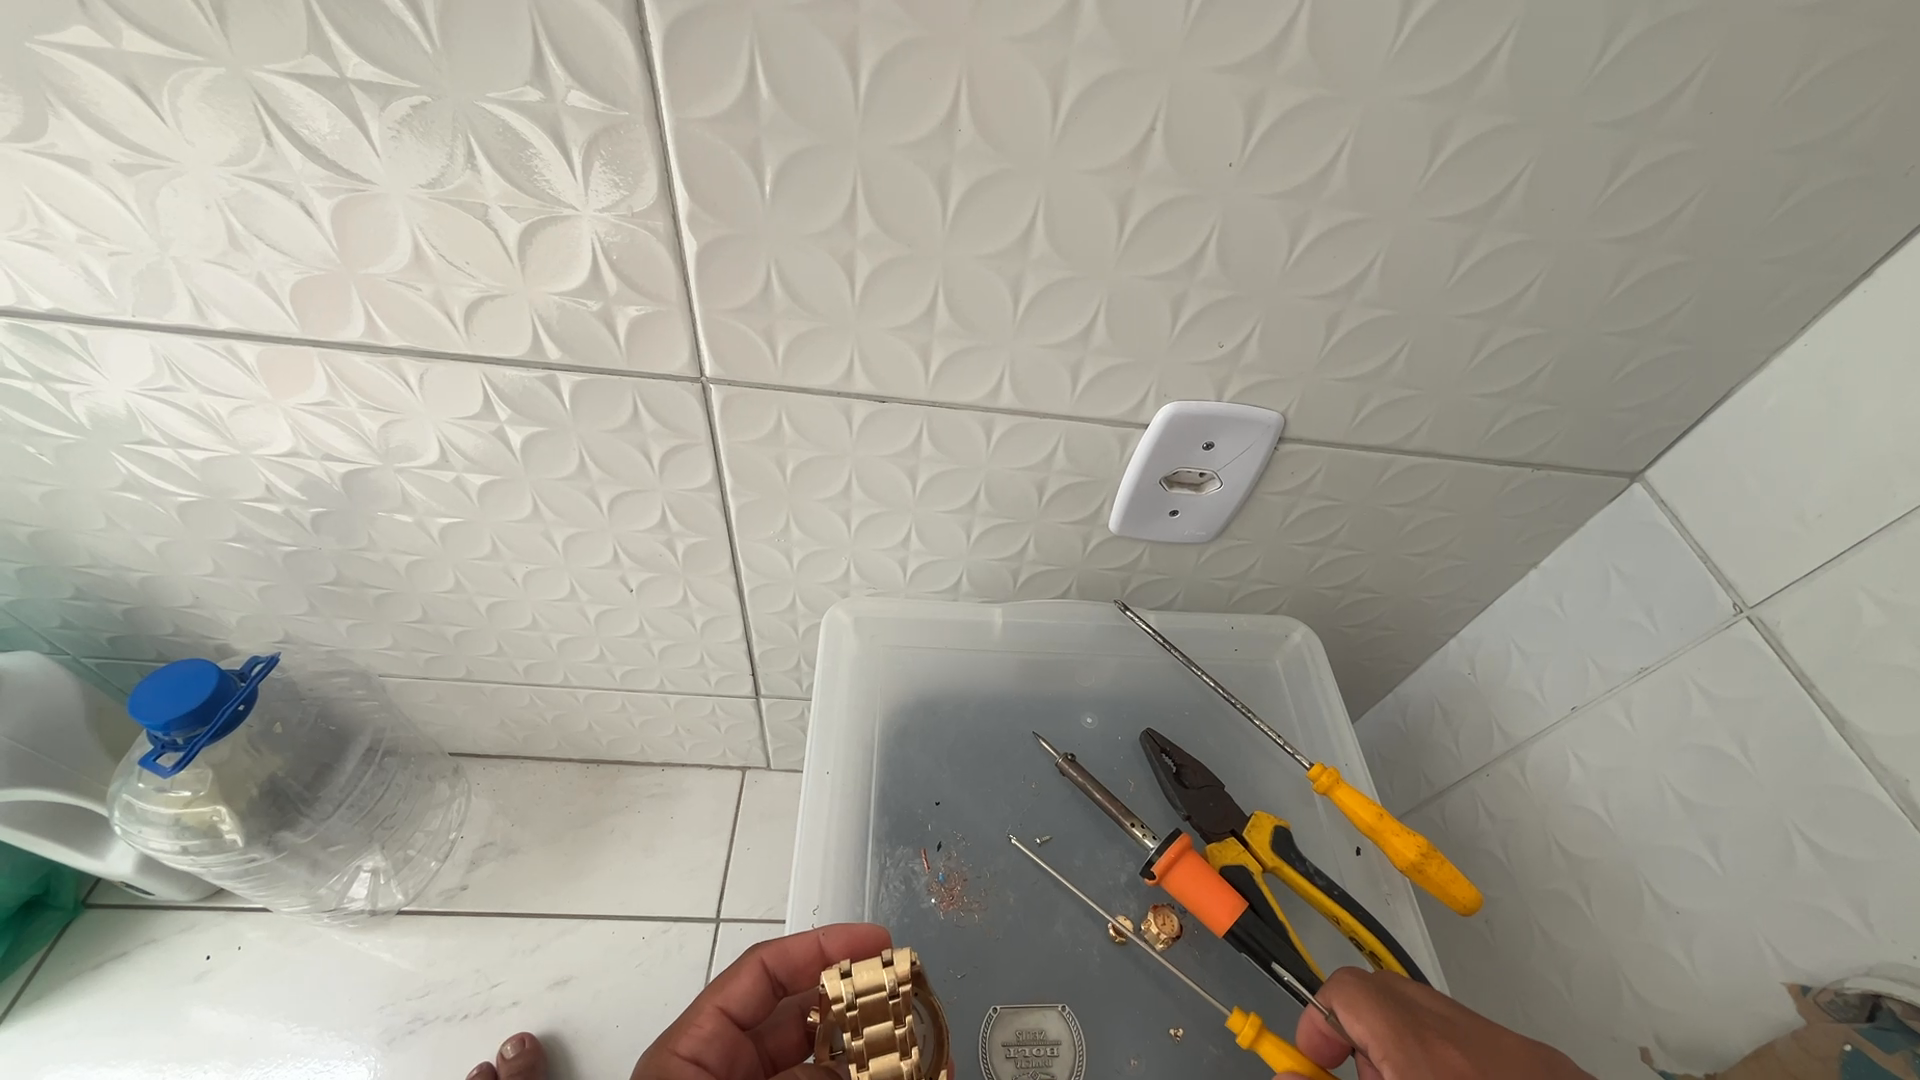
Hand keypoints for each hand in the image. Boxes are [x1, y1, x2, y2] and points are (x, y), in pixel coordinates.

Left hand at [631, 923, 892, 1079]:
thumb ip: (796, 1075)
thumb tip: (863, 1066)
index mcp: (693, 1047)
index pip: (764, 969)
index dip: (823, 946)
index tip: (878, 939)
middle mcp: (721, 1066)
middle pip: (799, 1015)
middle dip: (855, 1000)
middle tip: (907, 992)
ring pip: (817, 1060)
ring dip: (866, 1047)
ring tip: (917, 1038)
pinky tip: (904, 1076)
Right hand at [1279, 968, 1594, 1079]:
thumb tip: (1288, 1077)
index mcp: (1427, 1054)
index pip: (1348, 990)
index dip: (1320, 1021)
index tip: (1315, 1064)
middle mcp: (1472, 1036)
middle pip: (1386, 992)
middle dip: (1360, 1035)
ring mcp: (1520, 1049)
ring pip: (1432, 1016)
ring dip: (1405, 1049)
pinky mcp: (1551, 1064)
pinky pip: (1477, 1041)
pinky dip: (1452, 1063)